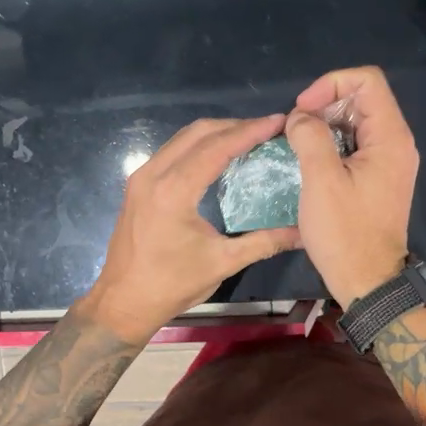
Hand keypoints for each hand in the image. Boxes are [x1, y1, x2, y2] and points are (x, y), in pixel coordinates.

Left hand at [78, 115, 301, 342]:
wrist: (124, 302)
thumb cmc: (172, 285)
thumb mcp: (223, 263)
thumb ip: (264, 242)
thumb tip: (302, 232)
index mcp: (174, 191)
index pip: (217, 147)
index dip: (250, 131)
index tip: (278, 122)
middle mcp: (153, 175)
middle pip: (198, 133)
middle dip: (235, 126)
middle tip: (267, 129)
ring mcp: (141, 178)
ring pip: (182, 139)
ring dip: (215, 134)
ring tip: (248, 138)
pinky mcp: (137, 186)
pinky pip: (171, 152)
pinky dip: (198, 147)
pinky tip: (219, 157)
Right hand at [284, 67, 417, 304]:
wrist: (368, 281)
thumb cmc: (345, 232)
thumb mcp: (321, 180)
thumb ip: (310, 137)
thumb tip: (300, 117)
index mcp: (390, 137)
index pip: (366, 80)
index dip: (330, 84)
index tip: (303, 110)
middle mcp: (396, 144)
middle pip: (362, 99)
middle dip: (325, 105)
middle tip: (295, 130)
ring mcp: (389, 163)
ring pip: (356, 123)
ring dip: (325, 126)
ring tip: (297, 146)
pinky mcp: (379, 180)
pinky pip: (356, 147)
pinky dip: (332, 146)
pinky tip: (309, 163)